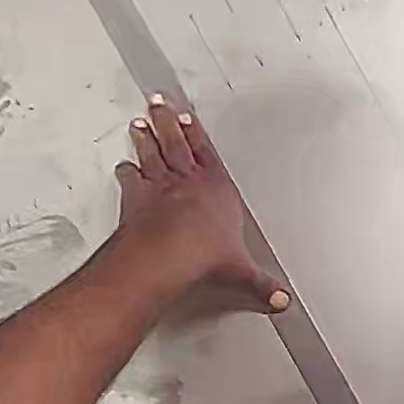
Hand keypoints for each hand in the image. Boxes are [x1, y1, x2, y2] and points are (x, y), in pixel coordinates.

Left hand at [110, 96, 288, 312]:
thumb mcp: (241, 272)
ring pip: (151, 152)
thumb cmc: (201, 255)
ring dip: (146, 136)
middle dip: (168, 121)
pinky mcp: (136, 198)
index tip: (190, 120)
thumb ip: (261, 285)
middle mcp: (187, 180)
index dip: (198, 135)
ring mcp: (159, 186)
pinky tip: (124, 166)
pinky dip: (127, 170)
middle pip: (176, 142)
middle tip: (160, 103)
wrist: (166, 258)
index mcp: (216, 188)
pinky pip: (130, 177)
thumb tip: (280, 300)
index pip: (207, 153)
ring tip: (141, 122)